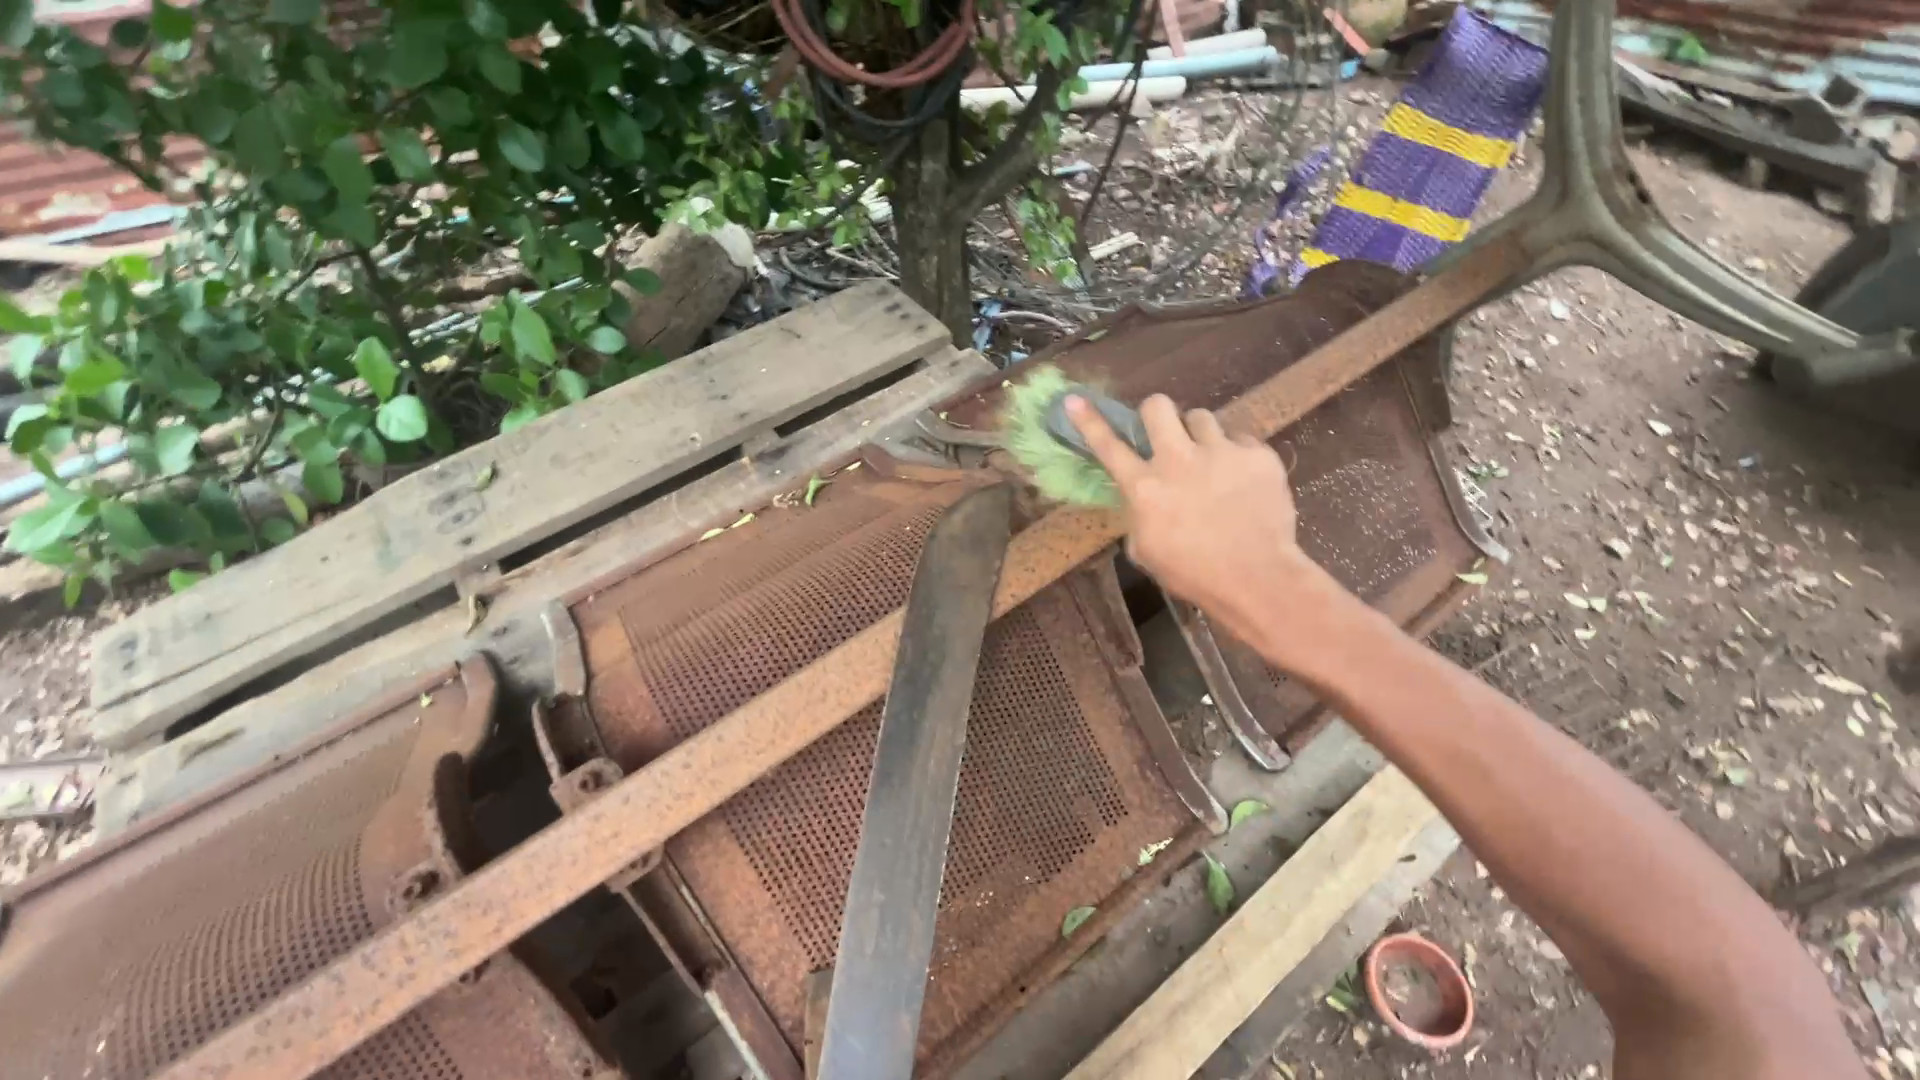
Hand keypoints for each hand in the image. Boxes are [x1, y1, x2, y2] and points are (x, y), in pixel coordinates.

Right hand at [1065, 393, 1348, 667]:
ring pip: (1201, 417)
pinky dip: (1236, 455)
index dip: (1089, 420)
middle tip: (1165, 432)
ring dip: (1198, 435)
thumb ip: (1139, 513)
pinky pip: (1239, 439)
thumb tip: (1142, 498)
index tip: (1074, 400)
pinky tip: (1242, 480)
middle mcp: (1177, 460)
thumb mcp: (1147, 549)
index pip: (1108, 445)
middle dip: (1156, 413)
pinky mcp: (1256, 454)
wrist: (1257, 578)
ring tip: (1209, 460)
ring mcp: (1220, 452)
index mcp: (1144, 487)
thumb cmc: (1194, 573)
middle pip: (1157, 406)